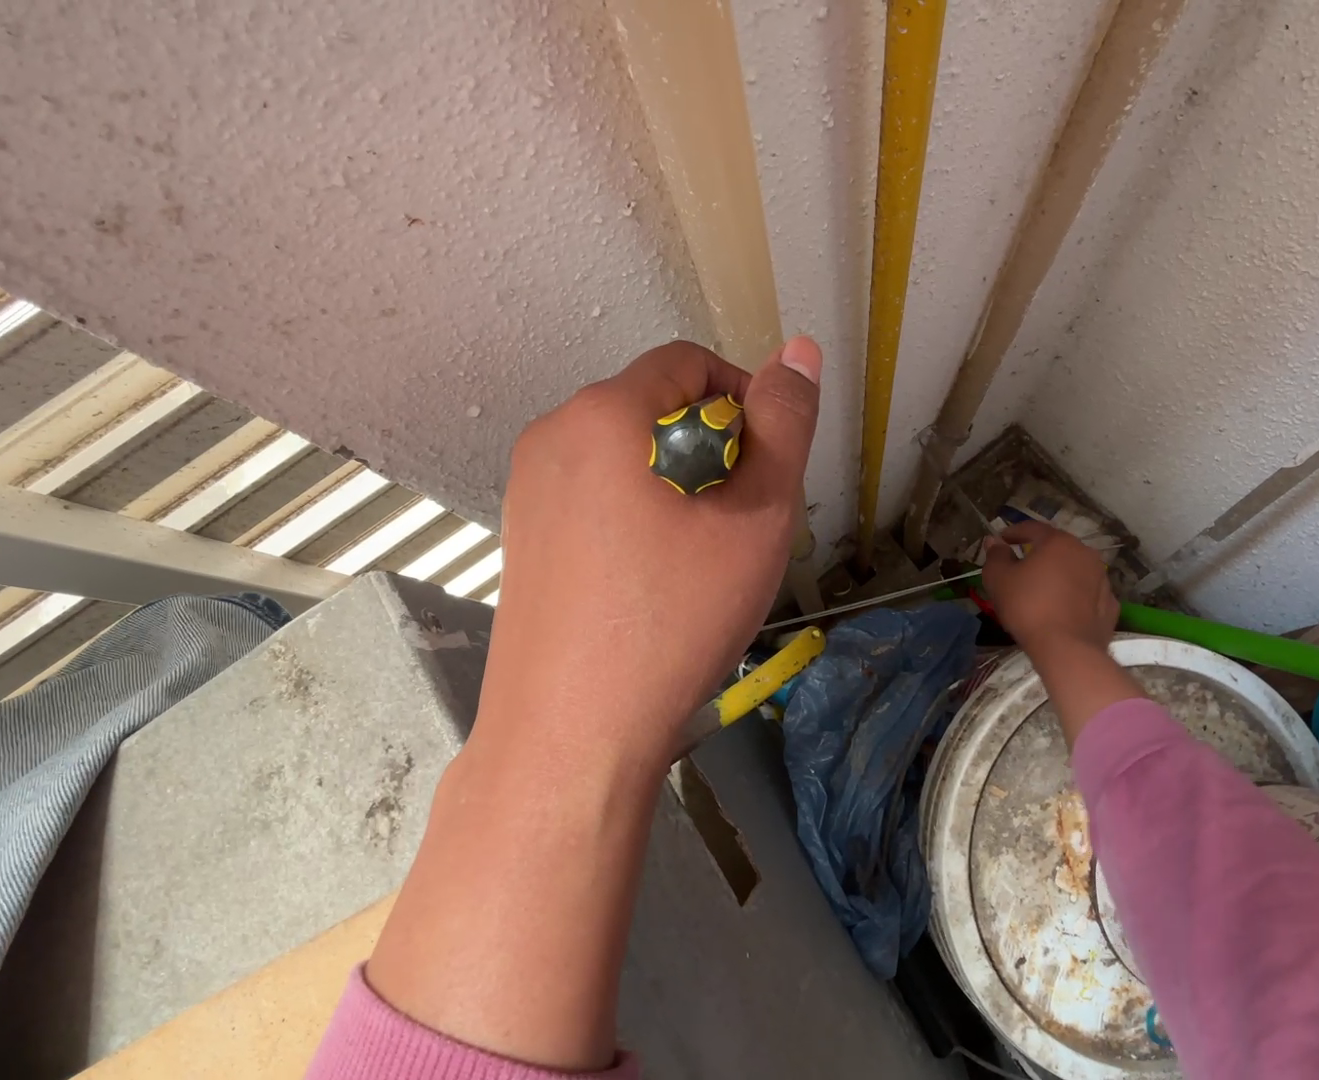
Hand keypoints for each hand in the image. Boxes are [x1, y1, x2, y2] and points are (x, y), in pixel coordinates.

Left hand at [364, 338, 820, 1071]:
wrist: (571, 734)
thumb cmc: (674, 619)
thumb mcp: (756, 520)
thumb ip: (786, 425)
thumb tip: (798, 351)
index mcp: (601, 414)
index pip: (688, 363)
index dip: (743, 400)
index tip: (766, 469)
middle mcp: (551, 436)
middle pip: (653, 410)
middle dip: (710, 450)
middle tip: (738, 525)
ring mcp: (527, 490)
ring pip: (624, 457)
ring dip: (675, 487)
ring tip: (699, 560)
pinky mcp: (521, 538)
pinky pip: (593, 499)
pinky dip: (635, 517)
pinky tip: (651, 583)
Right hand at [980, 519, 1118, 653]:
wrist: (1066, 648)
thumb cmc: (1028, 607)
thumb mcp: (999, 579)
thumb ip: (996, 555)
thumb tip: (995, 541)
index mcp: (1058, 543)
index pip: (1033, 528)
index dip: (1013, 532)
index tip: (1001, 540)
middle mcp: (1085, 554)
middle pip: (1057, 547)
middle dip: (1038, 553)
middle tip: (1020, 566)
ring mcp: (1102, 579)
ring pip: (1075, 569)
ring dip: (1059, 574)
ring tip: (1042, 590)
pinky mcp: (1110, 604)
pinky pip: (1087, 593)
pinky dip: (1074, 595)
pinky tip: (1063, 608)